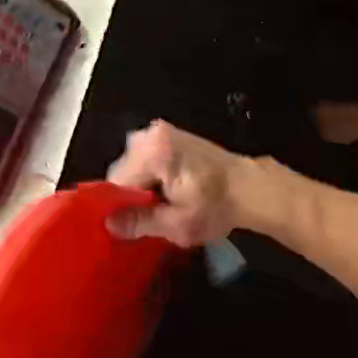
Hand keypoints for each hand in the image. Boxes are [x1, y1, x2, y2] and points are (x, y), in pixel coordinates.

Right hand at [105, 120, 260, 246]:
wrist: (248, 187)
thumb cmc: (216, 206)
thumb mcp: (177, 223)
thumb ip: (140, 222)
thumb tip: (109, 224)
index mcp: (153, 151)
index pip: (116, 182)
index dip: (119, 207)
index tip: (128, 225)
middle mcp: (152, 134)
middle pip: (123, 170)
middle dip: (131, 194)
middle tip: (150, 216)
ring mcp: (162, 131)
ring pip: (134, 165)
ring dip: (142, 185)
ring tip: (161, 205)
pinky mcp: (171, 135)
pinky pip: (147, 158)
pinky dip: (152, 175)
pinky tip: (168, 191)